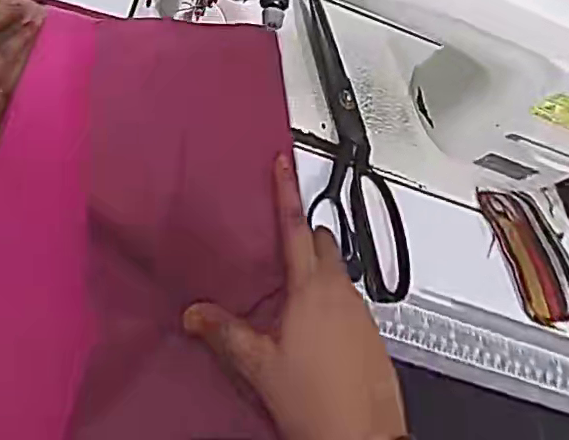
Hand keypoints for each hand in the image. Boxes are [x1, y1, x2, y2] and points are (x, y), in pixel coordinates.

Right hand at [183, 153, 405, 439]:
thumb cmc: (318, 405)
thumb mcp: (261, 365)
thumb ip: (225, 333)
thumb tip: (195, 315)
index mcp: (311, 287)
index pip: (295, 224)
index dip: (286, 190)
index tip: (283, 163)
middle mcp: (340, 290)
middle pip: (322, 240)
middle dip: (304, 234)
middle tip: (282, 243)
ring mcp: (361, 310)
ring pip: (337, 270)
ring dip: (318, 270)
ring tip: (293, 294)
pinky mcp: (373, 332)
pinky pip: (350, 298)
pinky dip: (333, 299)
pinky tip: (315, 329)